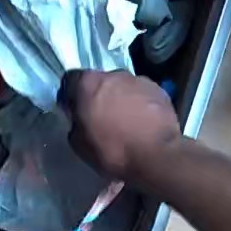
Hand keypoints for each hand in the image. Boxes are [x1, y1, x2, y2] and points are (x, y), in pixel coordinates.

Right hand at [58, 69, 182, 180]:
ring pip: (123, 87)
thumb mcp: (78, 143)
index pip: (71, 79)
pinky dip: (140, 104)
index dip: (71, 95)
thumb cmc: (112, 150)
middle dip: (98, 96)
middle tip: (101, 117)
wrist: (156, 156)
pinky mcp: (159, 90)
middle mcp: (113, 74)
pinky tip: (143, 122)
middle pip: (100, 81)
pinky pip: (142, 94)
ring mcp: (139, 80)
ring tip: (125, 121)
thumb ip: (74, 122)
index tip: (75, 110)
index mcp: (88, 83)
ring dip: (120, 99)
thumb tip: (80, 118)